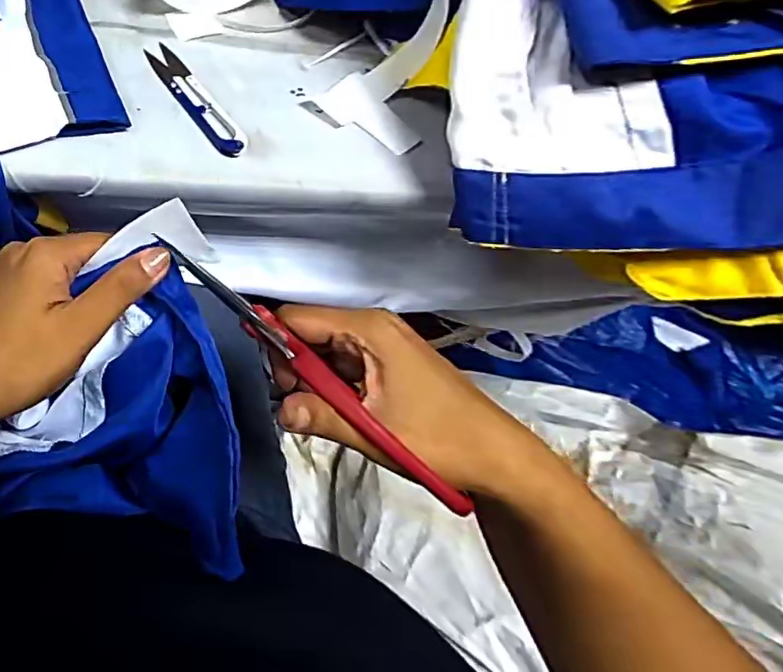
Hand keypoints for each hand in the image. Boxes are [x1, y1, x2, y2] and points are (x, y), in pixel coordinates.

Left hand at [0, 233, 171, 431]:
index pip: (104, 242)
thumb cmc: (22, 361)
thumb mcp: (81, 327)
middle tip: (108, 324)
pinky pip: (38, 283)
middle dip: (101, 284)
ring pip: (59, 272)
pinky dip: (54, 300)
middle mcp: (21, 249)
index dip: (129, 265)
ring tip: (79, 332)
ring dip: (77, 295)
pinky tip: (52, 330)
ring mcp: (4, 267)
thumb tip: (157, 254)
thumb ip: (121, 288)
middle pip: (80, 256)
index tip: (145, 295)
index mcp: (43, 251)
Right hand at [266, 305, 558, 499]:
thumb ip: (318, 415)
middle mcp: (371, 325)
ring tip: (327, 411)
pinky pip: (341, 360)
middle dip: (295, 365)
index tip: (282, 384)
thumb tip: (280, 410)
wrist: (505, 463)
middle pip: (306, 331)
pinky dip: (333, 383)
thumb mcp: (374, 432)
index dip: (277, 346)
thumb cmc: (445, 441)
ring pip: (321, 348)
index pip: (295, 318)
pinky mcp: (387, 359)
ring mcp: (381, 340)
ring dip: (315, 378)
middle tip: (302, 402)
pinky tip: (344, 408)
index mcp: (367, 328)